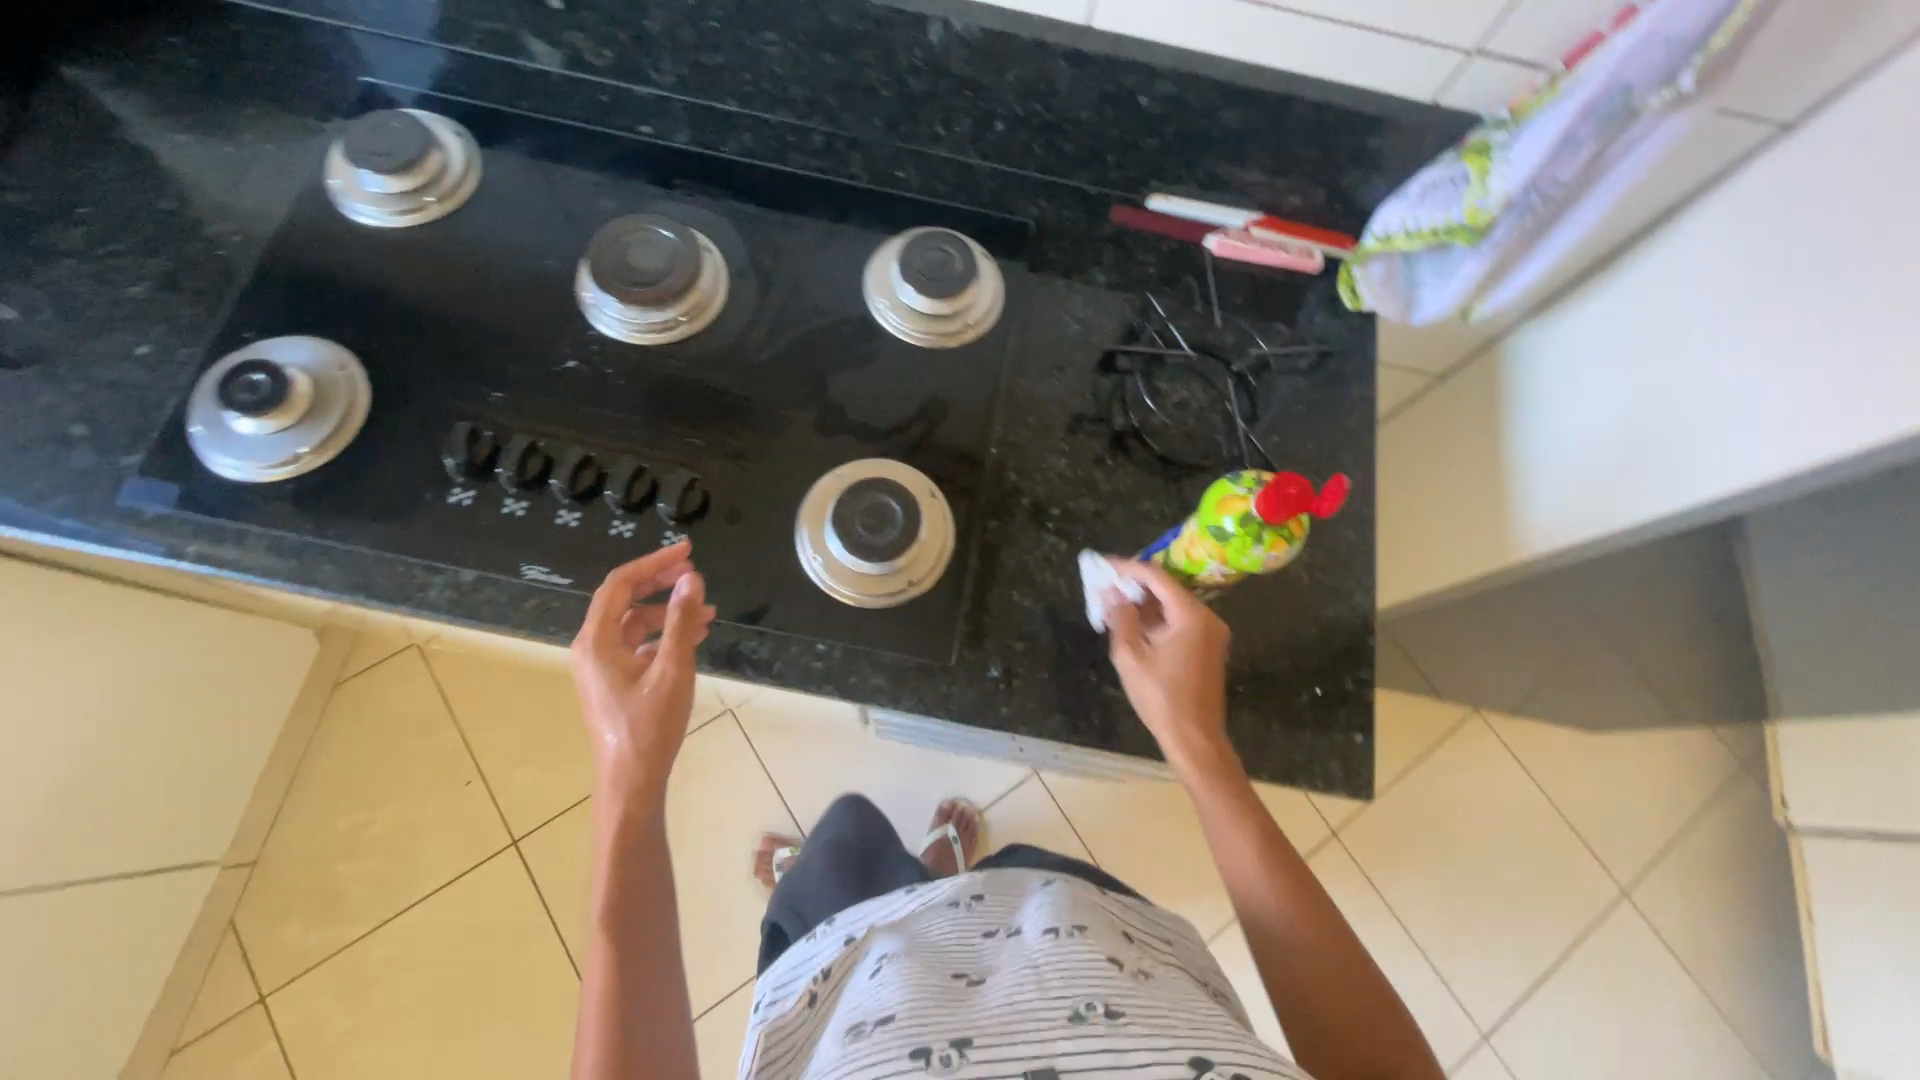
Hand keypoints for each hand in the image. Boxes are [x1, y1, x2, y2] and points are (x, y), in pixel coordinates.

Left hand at [570, 541, 716, 788]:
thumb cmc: (649, 726)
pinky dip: (664, 635)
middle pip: (624, 599)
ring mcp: (601, 665)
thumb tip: (692, 578)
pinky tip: (693, 638)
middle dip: (660, 583)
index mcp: (596, 640)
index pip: (620, 584)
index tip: (688, 551)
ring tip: (707, 613)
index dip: (654, 563)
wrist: (632, 780)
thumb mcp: (673, 669)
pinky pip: (638, 643)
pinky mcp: (614, 680)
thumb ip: (682, 621)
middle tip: (695, 574)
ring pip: (635, 622)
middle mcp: (592, 646)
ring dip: (668, 612)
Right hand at [1102, 557, 1232, 768]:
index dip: (1128, 569)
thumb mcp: (1131, 656)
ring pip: (1172, 607)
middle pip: (1167, 589)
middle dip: (1134, 586)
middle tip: (1104, 585)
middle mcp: (1207, 618)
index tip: (1103, 565)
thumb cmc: (1161, 698)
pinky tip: (1132, 624)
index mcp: (1192, 615)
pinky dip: (1155, 620)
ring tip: (1112, 603)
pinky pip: (1178, 622)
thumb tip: (1111, 592)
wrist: (1194, 738)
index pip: (1157, 578)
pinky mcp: (1207, 648)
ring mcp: (1210, 634)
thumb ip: (1121, 618)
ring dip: (1143, 604)